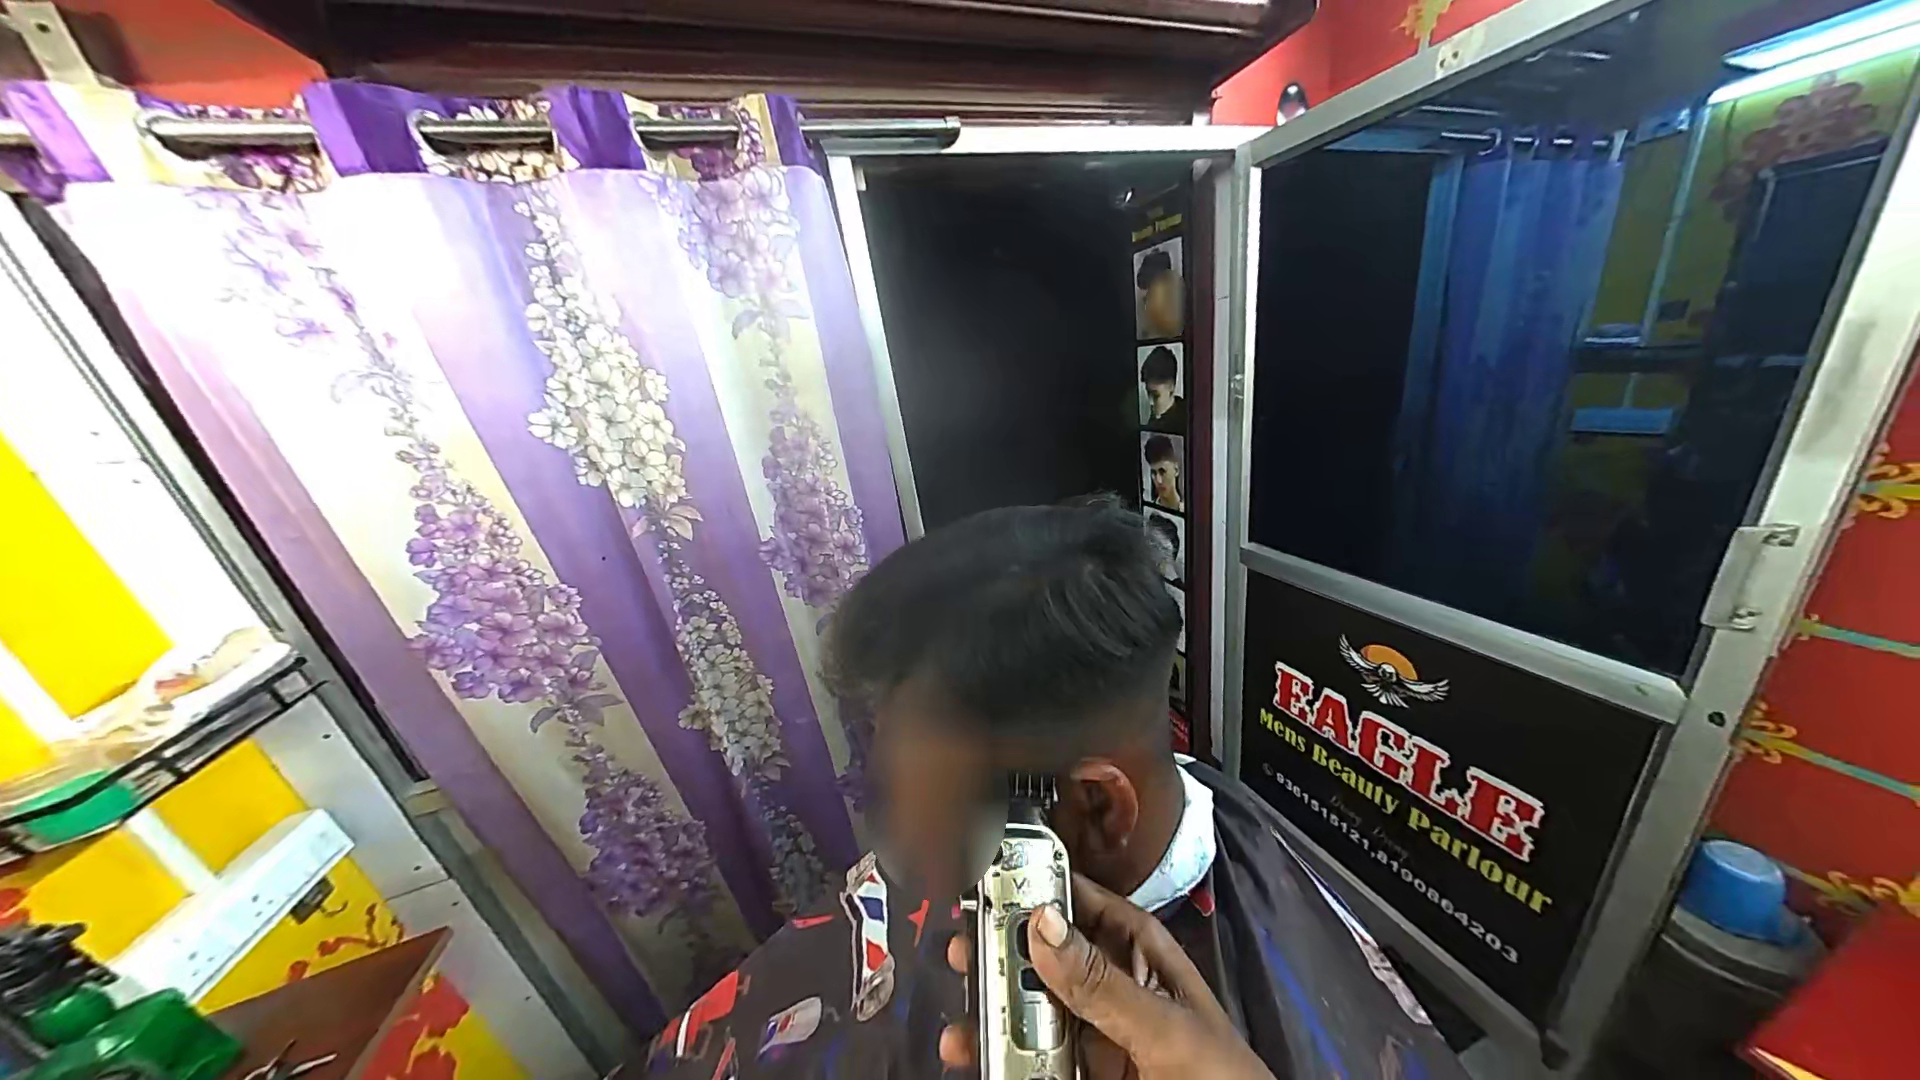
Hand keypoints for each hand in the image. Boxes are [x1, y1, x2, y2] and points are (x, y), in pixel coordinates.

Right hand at [939, 873, 1272, 1079]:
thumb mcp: (1165, 1028)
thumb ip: (1102, 981)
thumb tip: (1040, 921)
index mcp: (1132, 946)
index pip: (1074, 897)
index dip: (1030, 885)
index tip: (983, 885)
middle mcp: (1106, 977)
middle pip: (1042, 951)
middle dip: (1000, 950)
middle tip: (960, 951)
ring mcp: (1092, 1026)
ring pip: (1032, 1002)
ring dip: (994, 1007)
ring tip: (959, 1021)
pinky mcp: (1082, 1069)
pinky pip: (1034, 1053)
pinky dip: (1003, 1053)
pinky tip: (975, 1055)